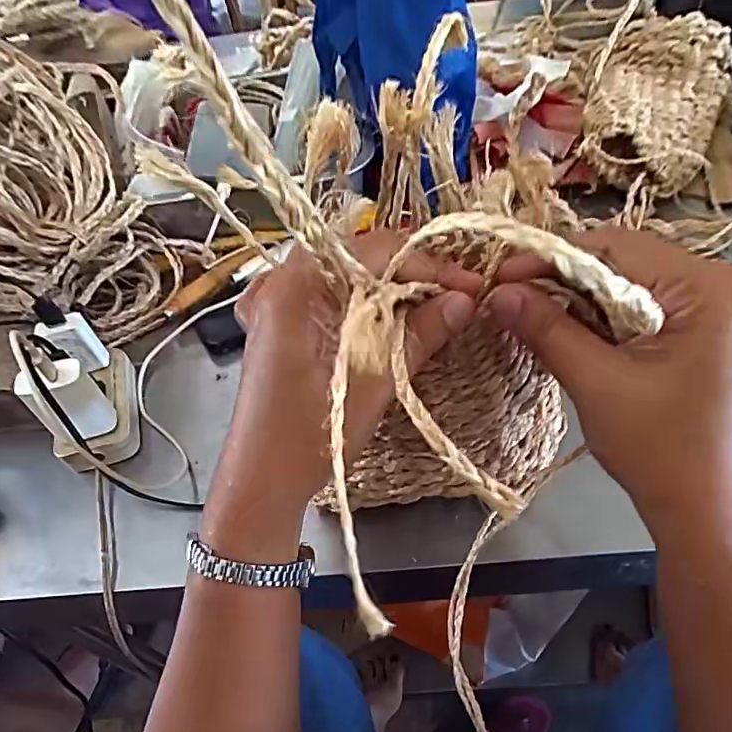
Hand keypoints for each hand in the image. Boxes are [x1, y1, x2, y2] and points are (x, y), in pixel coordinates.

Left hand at [203, 231, 480, 555]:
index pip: (374, 249)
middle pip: (360, 257)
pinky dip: (368, 308)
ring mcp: (280, 306)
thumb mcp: (373, 383)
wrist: (262, 482)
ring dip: (393, 291)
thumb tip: (463, 301)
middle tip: (458, 295)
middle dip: (413, 274)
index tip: (468, 284)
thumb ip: (418, 335)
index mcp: (296, 286)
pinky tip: (394, 322)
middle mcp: (283, 284)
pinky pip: (335, 301)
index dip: (428, 264)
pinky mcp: (287, 330)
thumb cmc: (310, 437)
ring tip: (435, 308)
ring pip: (349, 279)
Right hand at [486, 229, 731, 529]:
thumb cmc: (655, 448)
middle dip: (563, 282)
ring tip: (530, 316)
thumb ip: (548, 329)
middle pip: (625, 265)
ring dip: (579, 303)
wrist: (695, 503)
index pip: (618, 248)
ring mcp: (714, 310)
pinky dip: (602, 322)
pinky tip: (567, 333)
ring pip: (629, 288)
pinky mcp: (701, 333)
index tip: (502, 275)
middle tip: (509, 298)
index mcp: (709, 288)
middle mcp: (720, 285)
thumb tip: (499, 292)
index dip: (552, 258)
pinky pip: (641, 312)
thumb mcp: (596, 382)